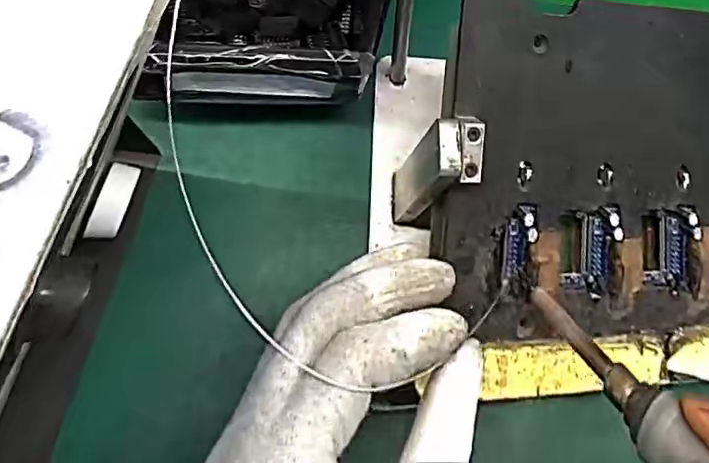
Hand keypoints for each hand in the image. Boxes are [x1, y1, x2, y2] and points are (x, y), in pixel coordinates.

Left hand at [207, 243, 480, 462]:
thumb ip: (436, 446)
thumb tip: (467, 360)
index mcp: (276, 462)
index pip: (344, 360)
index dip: (410, 333)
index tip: (458, 331)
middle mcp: (245, 437)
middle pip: (311, 322)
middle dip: (383, 286)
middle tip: (441, 273)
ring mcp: (241, 431)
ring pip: (296, 326)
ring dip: (360, 286)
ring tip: (411, 265)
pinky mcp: (252, 434)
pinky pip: (295, 350)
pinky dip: (342, 315)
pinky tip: (374, 306)